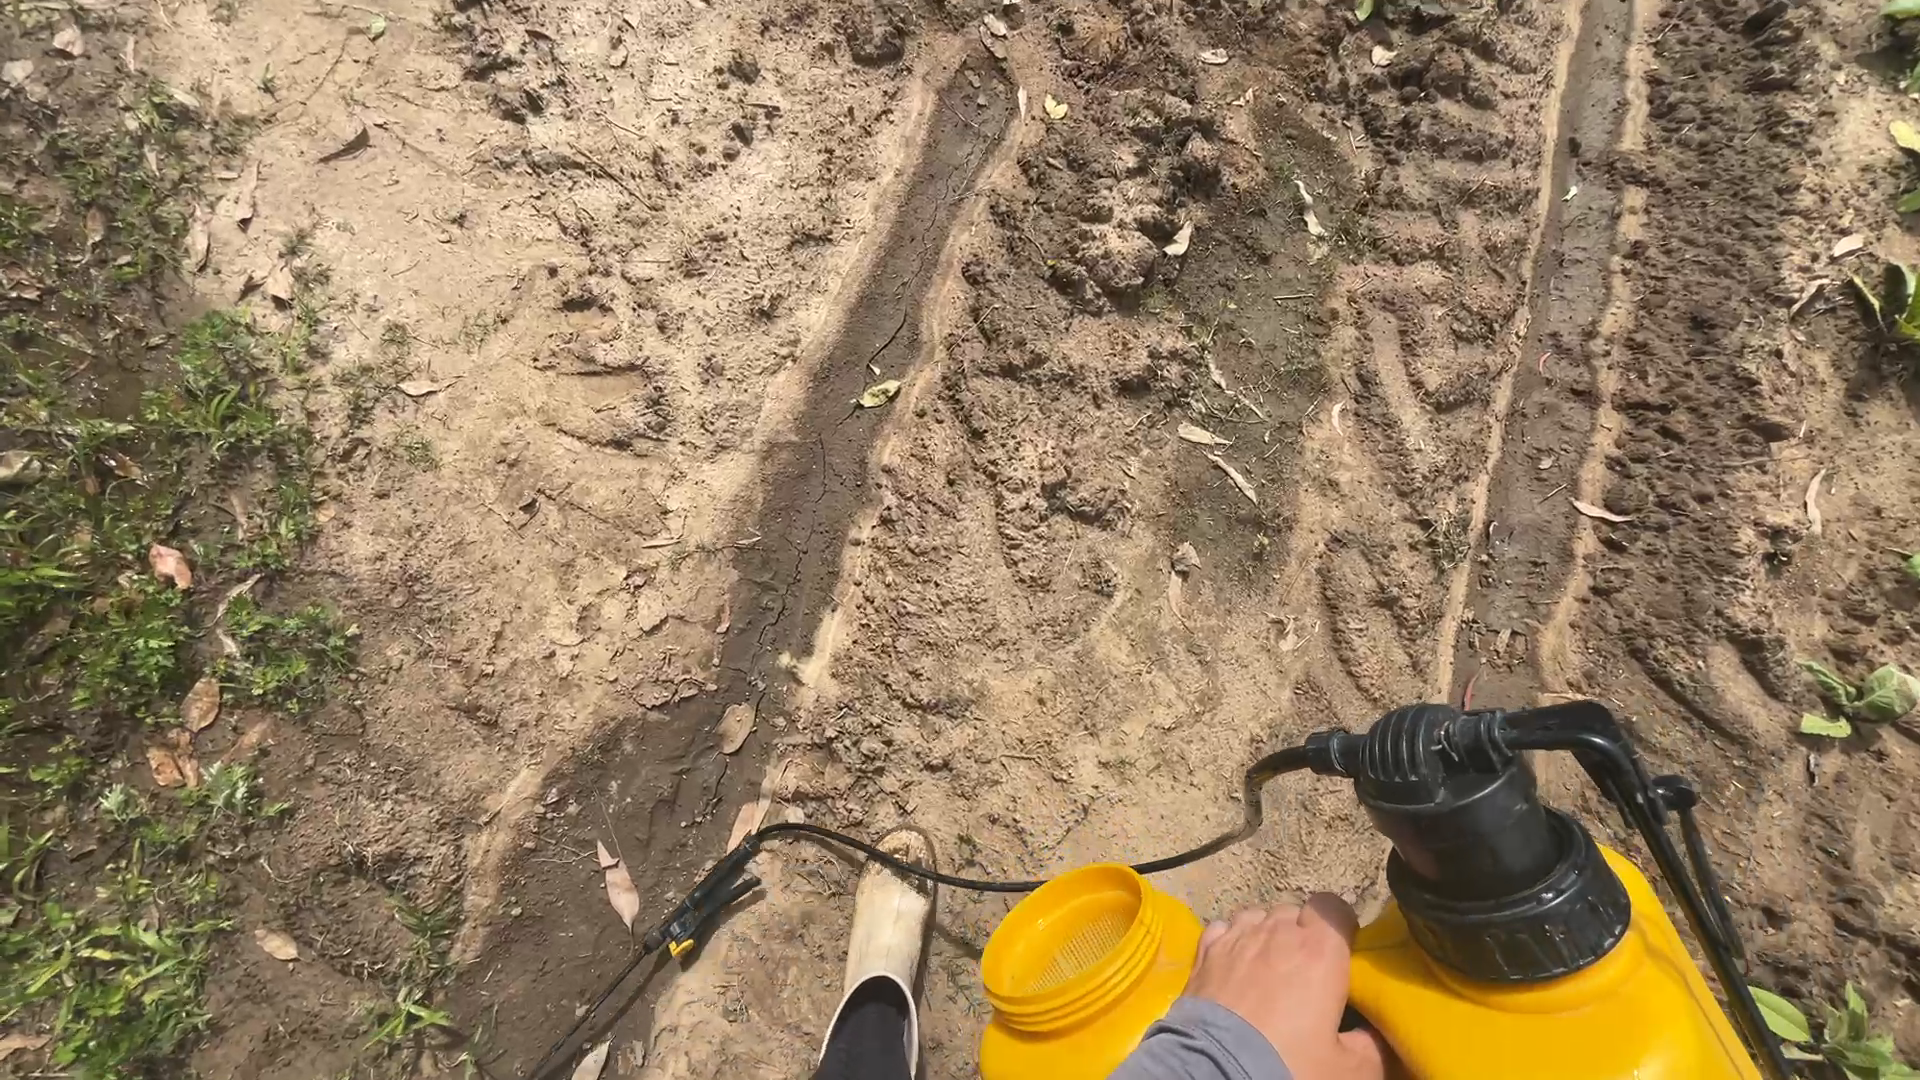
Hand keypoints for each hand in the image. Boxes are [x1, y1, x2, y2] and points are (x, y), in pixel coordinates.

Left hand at [1183, 895, 1388, 1079]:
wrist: (1218, 1072)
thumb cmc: (1291, 1067)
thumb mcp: (1352, 1073)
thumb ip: (1373, 1046)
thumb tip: (1376, 1033)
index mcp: (1318, 950)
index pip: (1333, 907)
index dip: (1340, 925)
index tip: (1344, 953)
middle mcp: (1276, 931)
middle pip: (1295, 912)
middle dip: (1304, 933)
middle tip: (1310, 972)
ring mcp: (1235, 935)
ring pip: (1258, 915)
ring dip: (1268, 933)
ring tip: (1272, 968)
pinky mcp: (1205, 949)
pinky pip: (1224, 927)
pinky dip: (1233, 938)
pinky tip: (1236, 963)